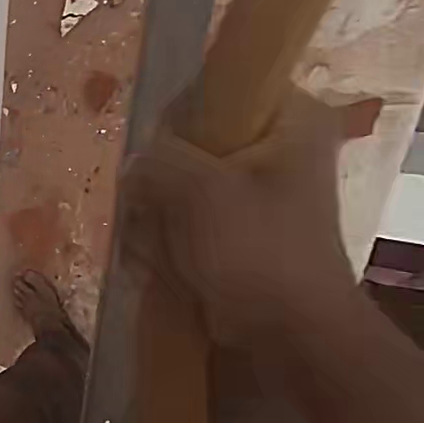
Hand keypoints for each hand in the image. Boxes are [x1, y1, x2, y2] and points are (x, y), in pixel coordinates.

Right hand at [120, 88, 373, 345]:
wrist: (290, 335)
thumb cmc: (258, 252)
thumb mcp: (200, 192)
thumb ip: (155, 160)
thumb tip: (133, 164)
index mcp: (289, 118)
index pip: (213, 88)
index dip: (179, 121)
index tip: (163, 157)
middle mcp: (273, 146)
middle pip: (188, 143)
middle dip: (165, 185)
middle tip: (166, 214)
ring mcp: (251, 190)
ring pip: (177, 185)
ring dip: (161, 221)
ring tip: (171, 251)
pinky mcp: (234, 227)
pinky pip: (182, 218)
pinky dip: (169, 242)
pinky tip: (174, 265)